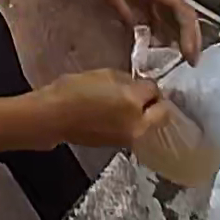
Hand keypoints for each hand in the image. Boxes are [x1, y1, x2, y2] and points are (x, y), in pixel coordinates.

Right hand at [33, 69, 166, 147]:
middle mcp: (137, 123)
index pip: (154, 90)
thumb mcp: (105, 74)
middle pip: (162, 113)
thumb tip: (138, 85)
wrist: (57, 116)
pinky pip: (137, 132)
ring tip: (131, 103)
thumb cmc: (77, 88)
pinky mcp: (120, 146)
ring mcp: (130, 138)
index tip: (141, 80)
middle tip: (144, 93)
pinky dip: (135, 123)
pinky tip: (120, 114)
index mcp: (133, 102)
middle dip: (156, 102)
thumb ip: (127, 80)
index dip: (148, 83)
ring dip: (146, 114)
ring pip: (151, 125)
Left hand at [79, 0, 202, 64]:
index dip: (187, 29)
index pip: (178, 6)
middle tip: (191, 62)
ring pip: (174, 16)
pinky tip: (163, 47)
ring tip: (182, 59)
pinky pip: (160, 17)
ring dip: (181, 36)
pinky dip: (165, 32)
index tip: (188, 52)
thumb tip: (134, 26)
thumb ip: (120, 5)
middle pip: (182, 12)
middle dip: (190, 36)